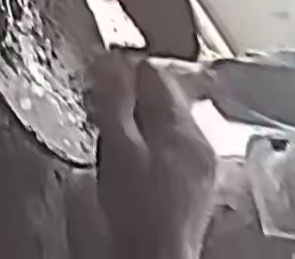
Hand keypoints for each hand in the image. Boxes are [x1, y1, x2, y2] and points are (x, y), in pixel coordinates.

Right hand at [95, 53, 216, 258]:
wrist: (154, 258)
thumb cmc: (133, 203)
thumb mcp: (117, 145)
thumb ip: (116, 98)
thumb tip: (112, 57)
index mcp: (185, 130)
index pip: (155, 73)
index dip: (122, 65)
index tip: (94, 72)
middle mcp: (200, 141)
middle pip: (161, 92)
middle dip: (127, 88)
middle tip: (93, 96)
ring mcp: (199, 161)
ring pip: (162, 114)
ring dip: (133, 108)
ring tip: (103, 119)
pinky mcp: (192, 177)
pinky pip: (165, 135)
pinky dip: (142, 128)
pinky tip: (123, 143)